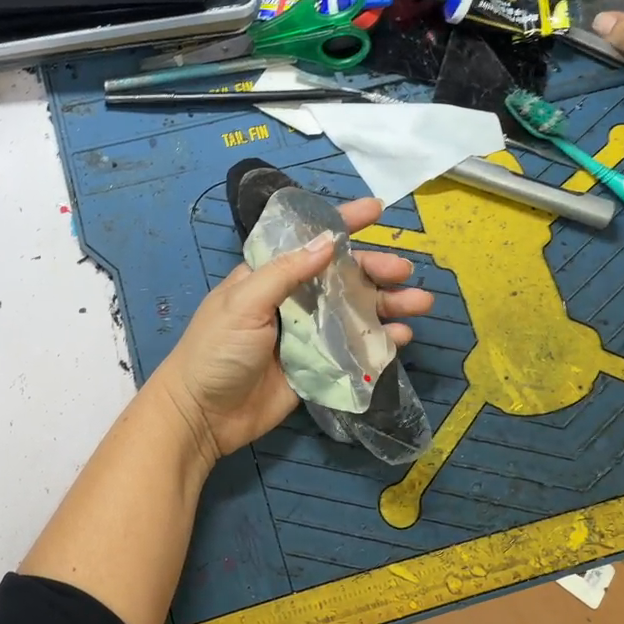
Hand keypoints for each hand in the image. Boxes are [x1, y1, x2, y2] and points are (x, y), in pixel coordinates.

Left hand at [150, 197, 433, 465]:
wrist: (202, 414)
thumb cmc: (216, 349)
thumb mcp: (244, 302)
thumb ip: (286, 272)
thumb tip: (328, 241)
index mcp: (269, 276)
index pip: (310, 241)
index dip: (343, 223)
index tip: (376, 209)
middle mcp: (292, 299)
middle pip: (343, 277)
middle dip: (376, 269)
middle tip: (406, 270)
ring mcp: (306, 334)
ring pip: (355, 311)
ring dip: (387, 304)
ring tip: (420, 303)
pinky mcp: (317, 367)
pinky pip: (355, 349)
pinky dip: (380, 341)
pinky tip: (402, 337)